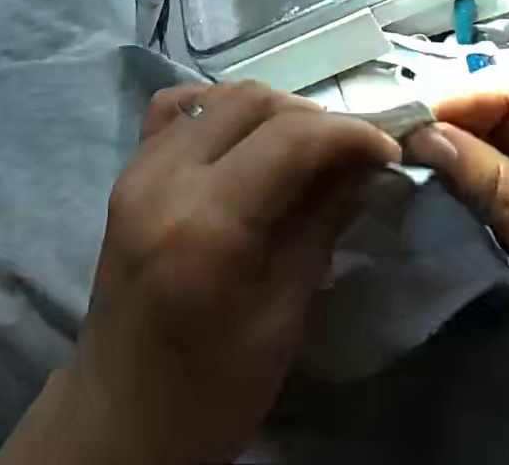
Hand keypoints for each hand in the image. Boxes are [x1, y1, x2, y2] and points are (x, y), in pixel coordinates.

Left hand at [0, 82, 399, 464]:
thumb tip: (364, 168)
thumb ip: (321, 225)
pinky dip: (217, 108)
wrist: (121, 411)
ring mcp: (136, 167)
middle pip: (250, 102)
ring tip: (306, 144)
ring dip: (269, 109)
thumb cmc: (212, 388)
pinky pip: (174, 110)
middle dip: (312, 116)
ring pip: (214, 97)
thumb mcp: (283, 316)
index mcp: (206, 222)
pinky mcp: (126, 171)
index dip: (348, 134)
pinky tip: (243, 134)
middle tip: (351, 150)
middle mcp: (164, 176)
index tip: (387, 151)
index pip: (288, 138)